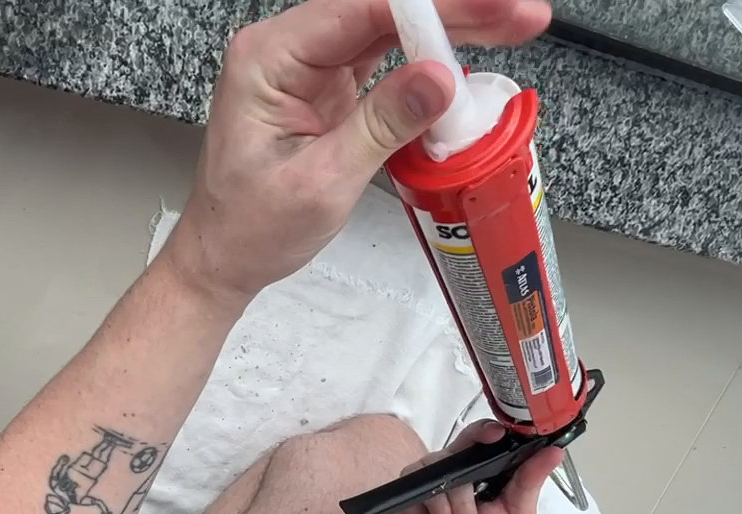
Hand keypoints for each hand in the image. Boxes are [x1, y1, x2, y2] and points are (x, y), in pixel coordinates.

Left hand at [158, 0, 551, 305]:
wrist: (221, 261)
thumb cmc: (249, 230)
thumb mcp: (320, 183)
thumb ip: (380, 126)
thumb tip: (440, 79)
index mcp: (270, 59)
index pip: (363, 8)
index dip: (436, 5)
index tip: (496, 12)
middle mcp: (286, 52)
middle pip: (381, 8)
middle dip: (452, 11)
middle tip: (520, 16)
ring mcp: (306, 70)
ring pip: (386, 30)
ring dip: (444, 34)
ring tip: (506, 31)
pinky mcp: (322, 93)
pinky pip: (380, 65)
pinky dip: (420, 70)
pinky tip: (457, 73)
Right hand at [392, 419, 562, 513]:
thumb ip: (531, 483)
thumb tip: (556, 452)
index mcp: (490, 466)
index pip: (495, 436)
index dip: (498, 429)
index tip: (501, 434)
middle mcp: (463, 464)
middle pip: (469, 437)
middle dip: (478, 440)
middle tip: (489, 449)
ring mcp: (437, 472)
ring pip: (450, 469)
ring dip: (462, 503)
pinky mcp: (414, 484)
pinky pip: (428, 486)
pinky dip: (441, 508)